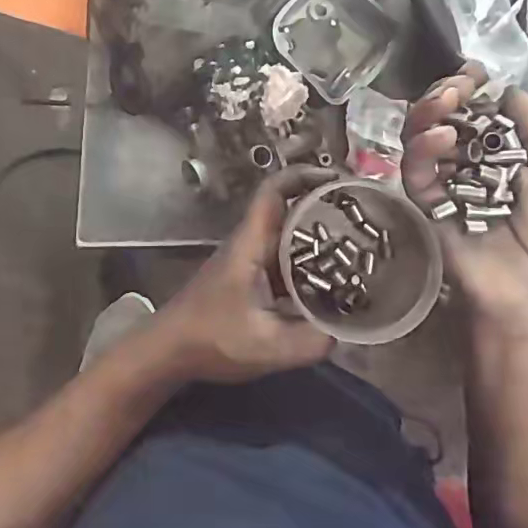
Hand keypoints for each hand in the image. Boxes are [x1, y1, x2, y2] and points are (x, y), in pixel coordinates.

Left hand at [145, 168, 338, 382]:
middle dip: (321, 204)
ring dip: (317, 233)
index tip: (338, 179)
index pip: (274, 191)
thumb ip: (309, 341)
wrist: (166, 352)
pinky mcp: (248, 278)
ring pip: (287, 235)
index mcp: (251, 244)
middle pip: (287, 208)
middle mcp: (250, 244)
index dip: (304, 175)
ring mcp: (248, 261)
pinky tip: (331, 277)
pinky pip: (283, 258)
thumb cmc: (210, 339)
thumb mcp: (266, 346)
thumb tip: (342, 333)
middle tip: (361, 212)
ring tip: (356, 241)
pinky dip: (307, 259)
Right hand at [402, 64, 527, 341]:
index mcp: (511, 155)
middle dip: (450, 92)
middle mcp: (475, 163)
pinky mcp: (425, 203)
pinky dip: (422, 147)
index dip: (476, 88)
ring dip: (431, 110)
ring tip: (447, 102)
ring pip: (424, 135)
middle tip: (457, 86)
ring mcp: (448, 183)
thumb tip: (510, 91)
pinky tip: (441, 136)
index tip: (475, 73)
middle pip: (449, 115)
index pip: (484, 110)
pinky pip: (415, 169)